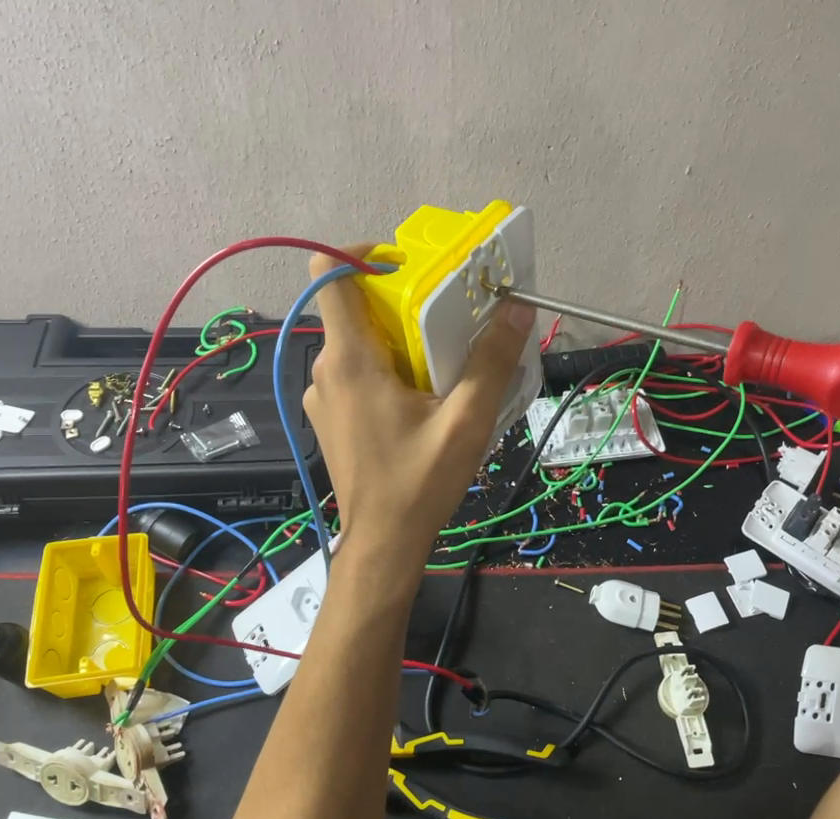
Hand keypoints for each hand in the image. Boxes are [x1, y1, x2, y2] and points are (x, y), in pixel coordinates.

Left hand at [302, 247, 535, 578]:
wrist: (383, 543)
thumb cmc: (418, 484)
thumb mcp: (465, 422)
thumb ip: (491, 362)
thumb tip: (516, 307)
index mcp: (350, 359)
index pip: (331, 273)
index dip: (363, 254)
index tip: (408, 267)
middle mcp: (326, 370)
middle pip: (356, 310)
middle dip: (402, 306)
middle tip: (450, 325)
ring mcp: (322, 397)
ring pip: (358, 346)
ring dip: (397, 345)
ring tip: (441, 370)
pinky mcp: (330, 420)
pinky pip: (355, 377)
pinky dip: (385, 374)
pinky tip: (419, 405)